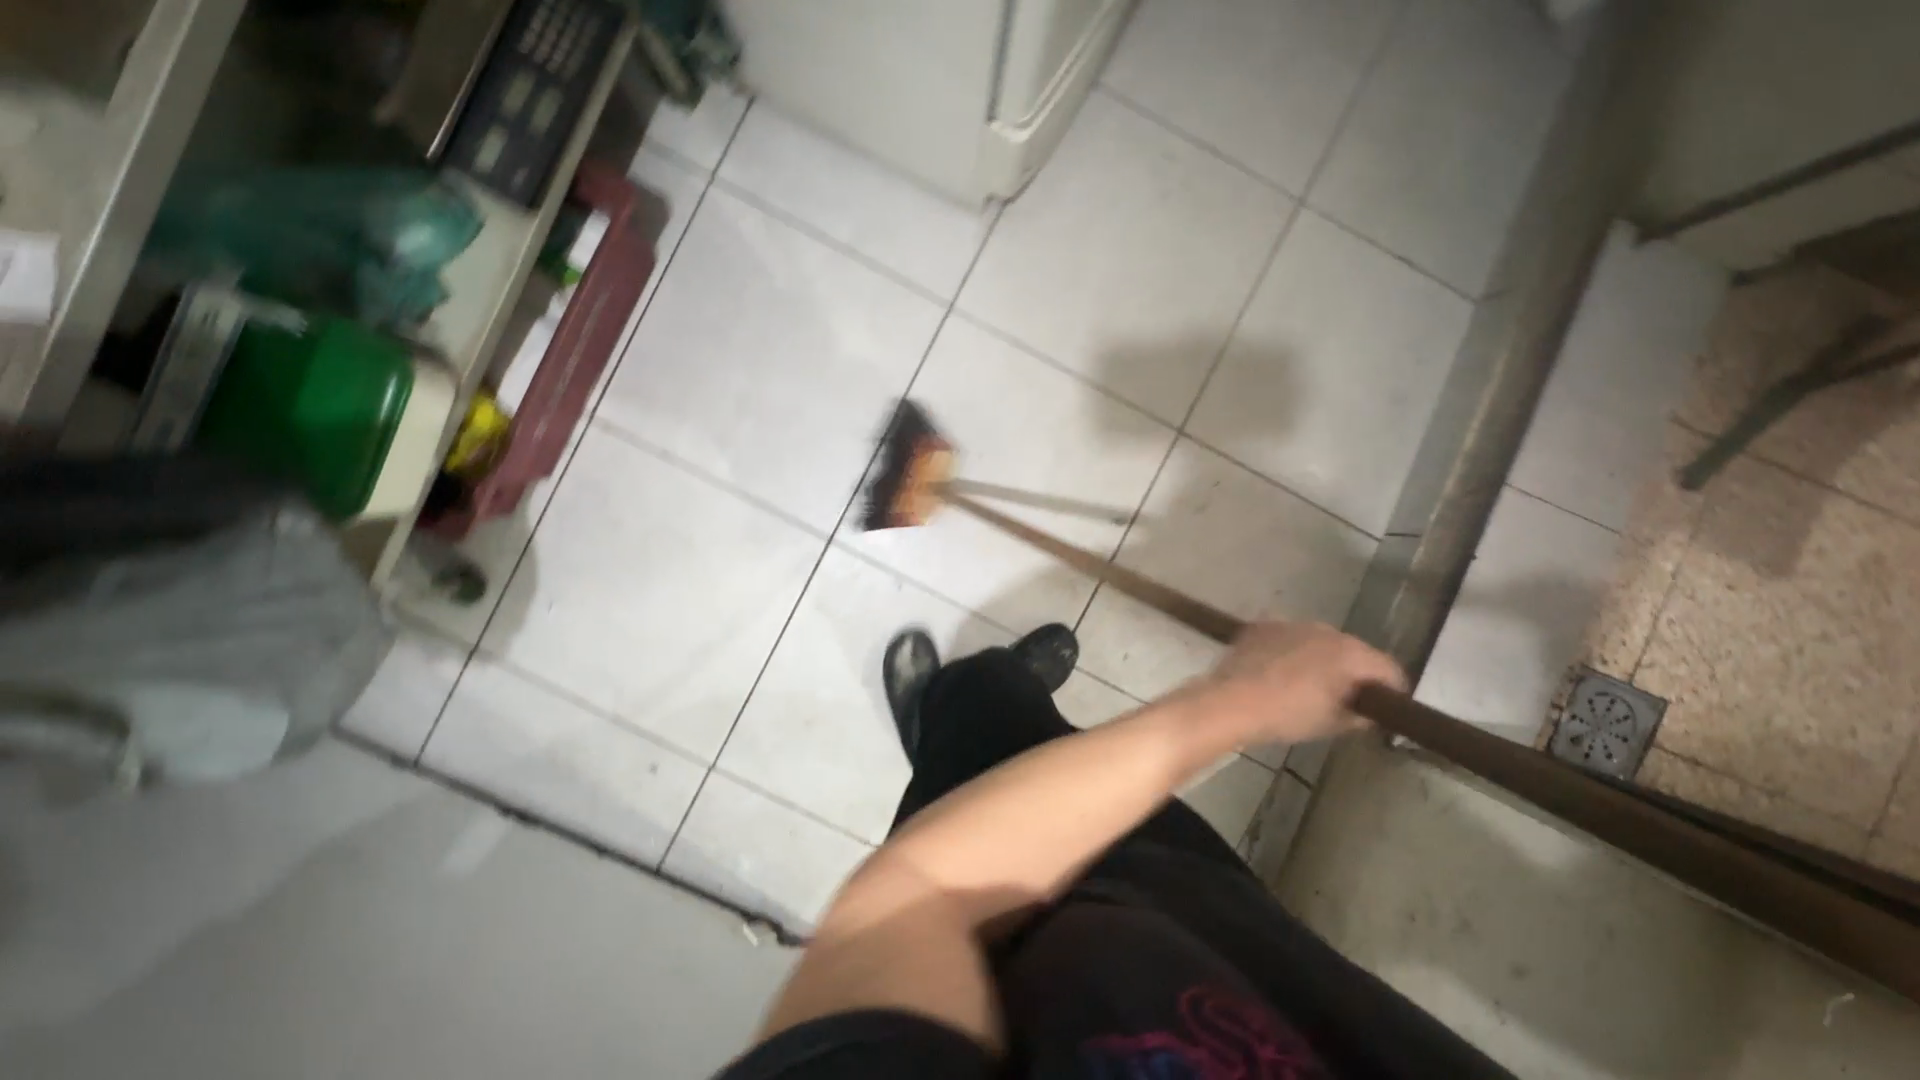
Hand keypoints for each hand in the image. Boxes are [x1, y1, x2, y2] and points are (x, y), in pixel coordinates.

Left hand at [1178, 620, 1406, 745]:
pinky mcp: (1264, 625)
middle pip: (1354, 650)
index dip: (1392, 689)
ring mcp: (1293, 623)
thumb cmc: (1288, 715)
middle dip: (1354, 671)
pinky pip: (1289, 637)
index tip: (1387, 706)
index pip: (1388, 668)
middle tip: (1345, 697)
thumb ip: (1360, 715)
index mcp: (1351, 654)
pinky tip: (1277, 670)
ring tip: (1307, 683)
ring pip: (1320, 640)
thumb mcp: (1333, 724)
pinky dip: (1291, 651)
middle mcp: (1327, 630)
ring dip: (1321, 658)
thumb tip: (1369, 712)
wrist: (1232, 701)